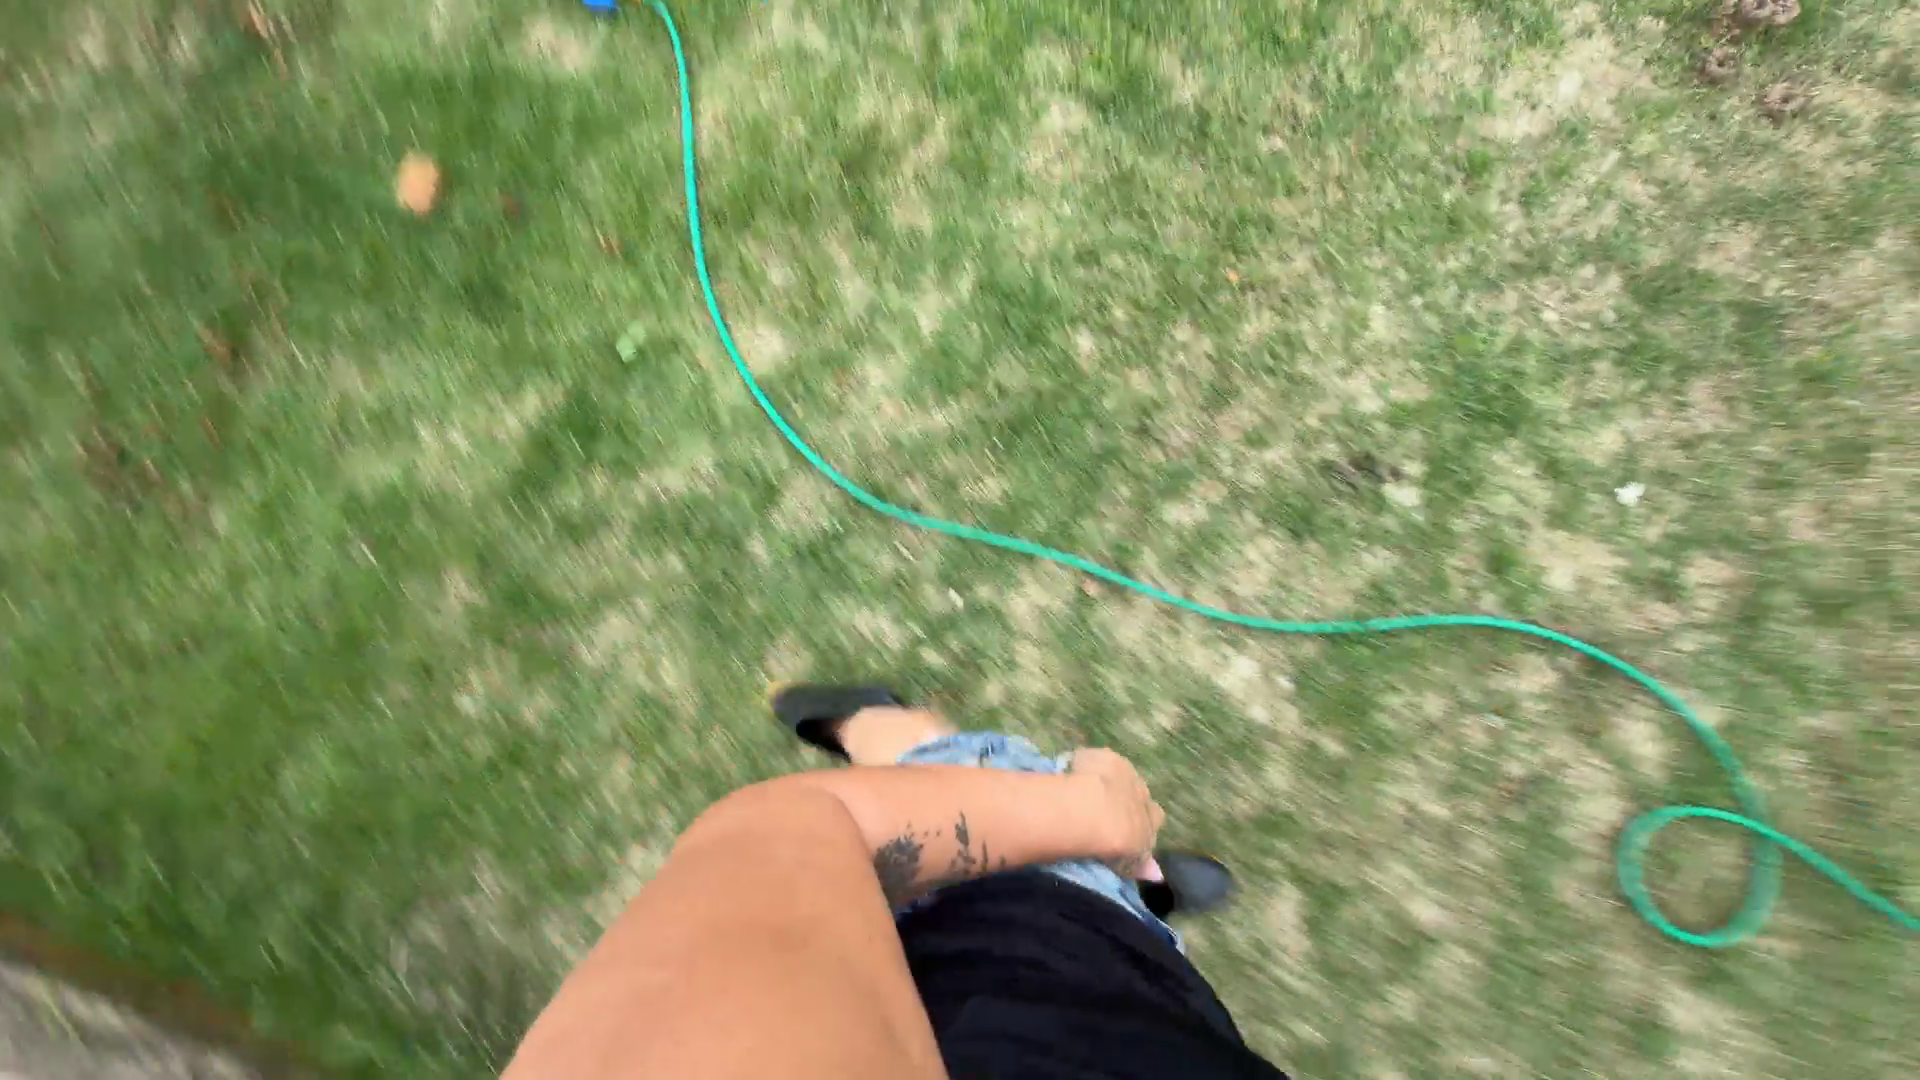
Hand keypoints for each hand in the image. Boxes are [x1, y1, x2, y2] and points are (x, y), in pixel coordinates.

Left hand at [1066, 748, 1164, 876]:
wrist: (1093, 812)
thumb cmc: (1110, 846)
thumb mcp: (1126, 862)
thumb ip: (1140, 865)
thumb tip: (1157, 874)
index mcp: (1150, 822)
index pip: (1156, 819)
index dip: (1144, 821)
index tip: (1129, 827)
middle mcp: (1143, 796)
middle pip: (1143, 796)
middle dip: (1131, 799)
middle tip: (1110, 807)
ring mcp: (1128, 775)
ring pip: (1126, 776)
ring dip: (1113, 781)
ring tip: (1091, 789)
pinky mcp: (1109, 757)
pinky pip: (1103, 760)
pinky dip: (1092, 764)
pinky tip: (1077, 770)